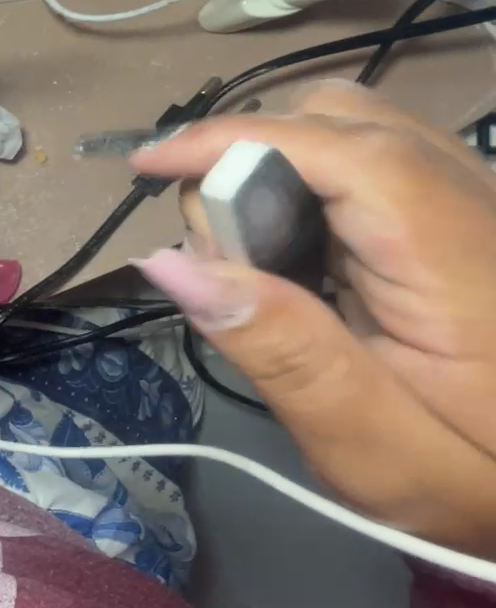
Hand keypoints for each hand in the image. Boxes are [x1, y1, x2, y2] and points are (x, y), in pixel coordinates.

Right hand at [132, 82, 495, 553]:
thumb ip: (281, 354)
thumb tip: (165, 262)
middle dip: (250, 159)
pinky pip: (370, 161)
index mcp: (472, 273)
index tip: (146, 164)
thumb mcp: (375, 452)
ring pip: (360, 130)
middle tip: (220, 250)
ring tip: (254, 257)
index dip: (238, 139)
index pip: (355, 155)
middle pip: (355, 120)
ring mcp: (486, 212)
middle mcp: (491, 217)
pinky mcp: (470, 219)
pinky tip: (289, 250)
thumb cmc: (479, 488)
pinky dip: (299, 183)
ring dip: (271, 169)